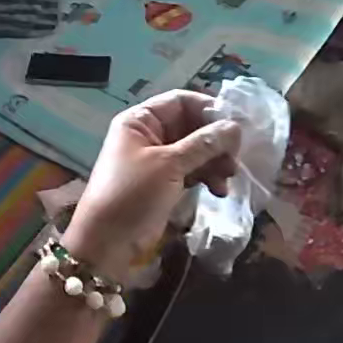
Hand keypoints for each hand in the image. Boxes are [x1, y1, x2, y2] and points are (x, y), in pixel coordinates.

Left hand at [63, 90, 242, 278]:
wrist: (107, 241)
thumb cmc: (132, 194)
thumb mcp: (168, 165)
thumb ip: (204, 144)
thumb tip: (235, 127)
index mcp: (140, 120)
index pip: (181, 101)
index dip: (209, 110)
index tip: (235, 129)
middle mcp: (148, 135)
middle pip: (193, 126)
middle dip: (216, 141)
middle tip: (234, 159)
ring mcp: (157, 160)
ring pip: (196, 150)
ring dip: (215, 162)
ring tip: (227, 179)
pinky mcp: (164, 183)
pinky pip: (192, 171)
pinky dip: (207, 177)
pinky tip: (218, 191)